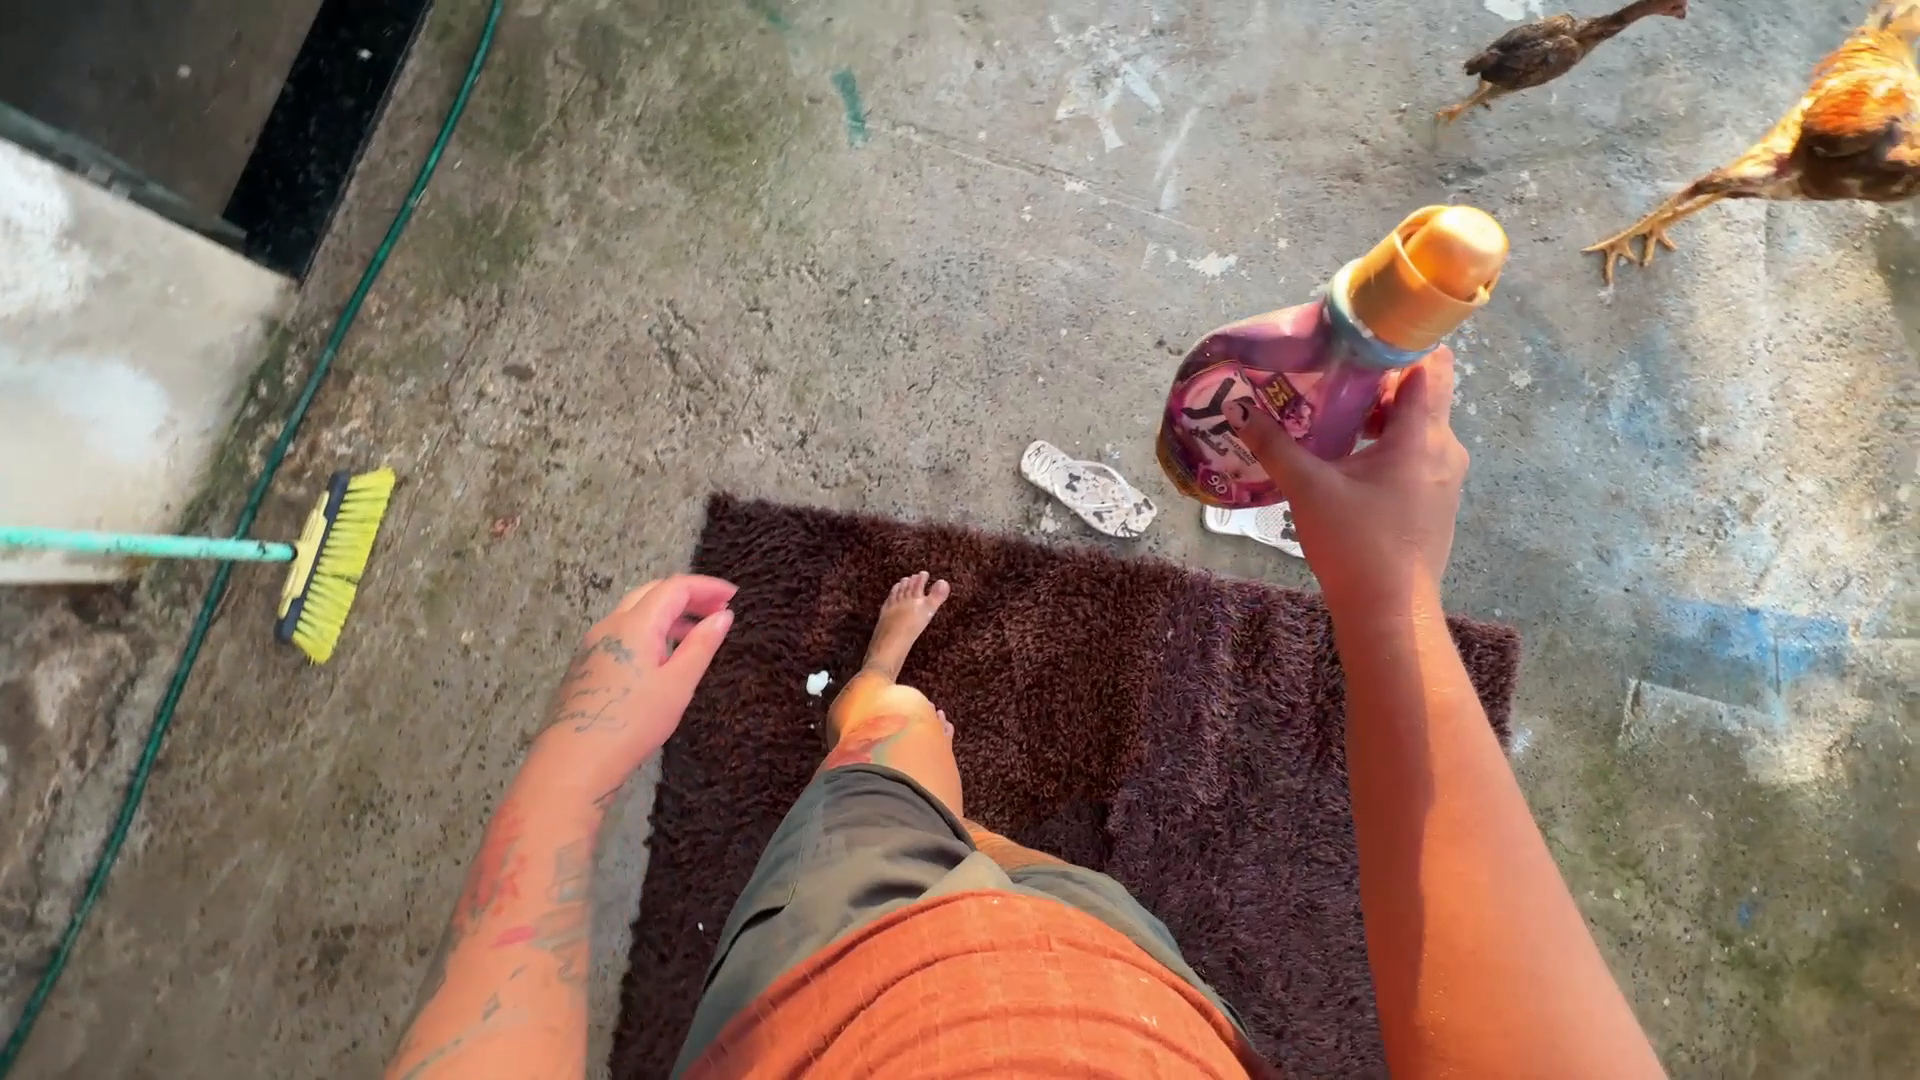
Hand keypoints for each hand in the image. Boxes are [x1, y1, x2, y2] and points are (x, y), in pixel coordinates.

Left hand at [537, 574, 736, 788]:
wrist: (575, 762)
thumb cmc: (634, 722)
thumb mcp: (678, 683)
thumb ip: (702, 644)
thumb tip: (723, 615)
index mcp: (635, 624)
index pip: (674, 587)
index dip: (706, 586)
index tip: (734, 595)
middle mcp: (611, 625)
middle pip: (653, 592)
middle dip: (688, 595)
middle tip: (718, 608)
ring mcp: (594, 643)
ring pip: (636, 611)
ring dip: (670, 612)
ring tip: (698, 631)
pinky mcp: (587, 662)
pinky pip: (624, 630)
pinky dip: (652, 628)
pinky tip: (665, 654)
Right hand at [1235, 347, 1467, 616]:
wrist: (1389, 608)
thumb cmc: (1355, 542)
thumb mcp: (1308, 488)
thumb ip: (1274, 445)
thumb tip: (1240, 410)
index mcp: (1422, 436)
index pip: (1430, 367)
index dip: (1401, 346)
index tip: (1360, 340)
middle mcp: (1445, 449)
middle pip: (1420, 397)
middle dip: (1378, 383)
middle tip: (1330, 378)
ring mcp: (1444, 478)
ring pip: (1416, 428)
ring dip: (1378, 418)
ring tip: (1331, 417)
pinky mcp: (1433, 502)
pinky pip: (1414, 456)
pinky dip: (1385, 446)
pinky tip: (1346, 459)